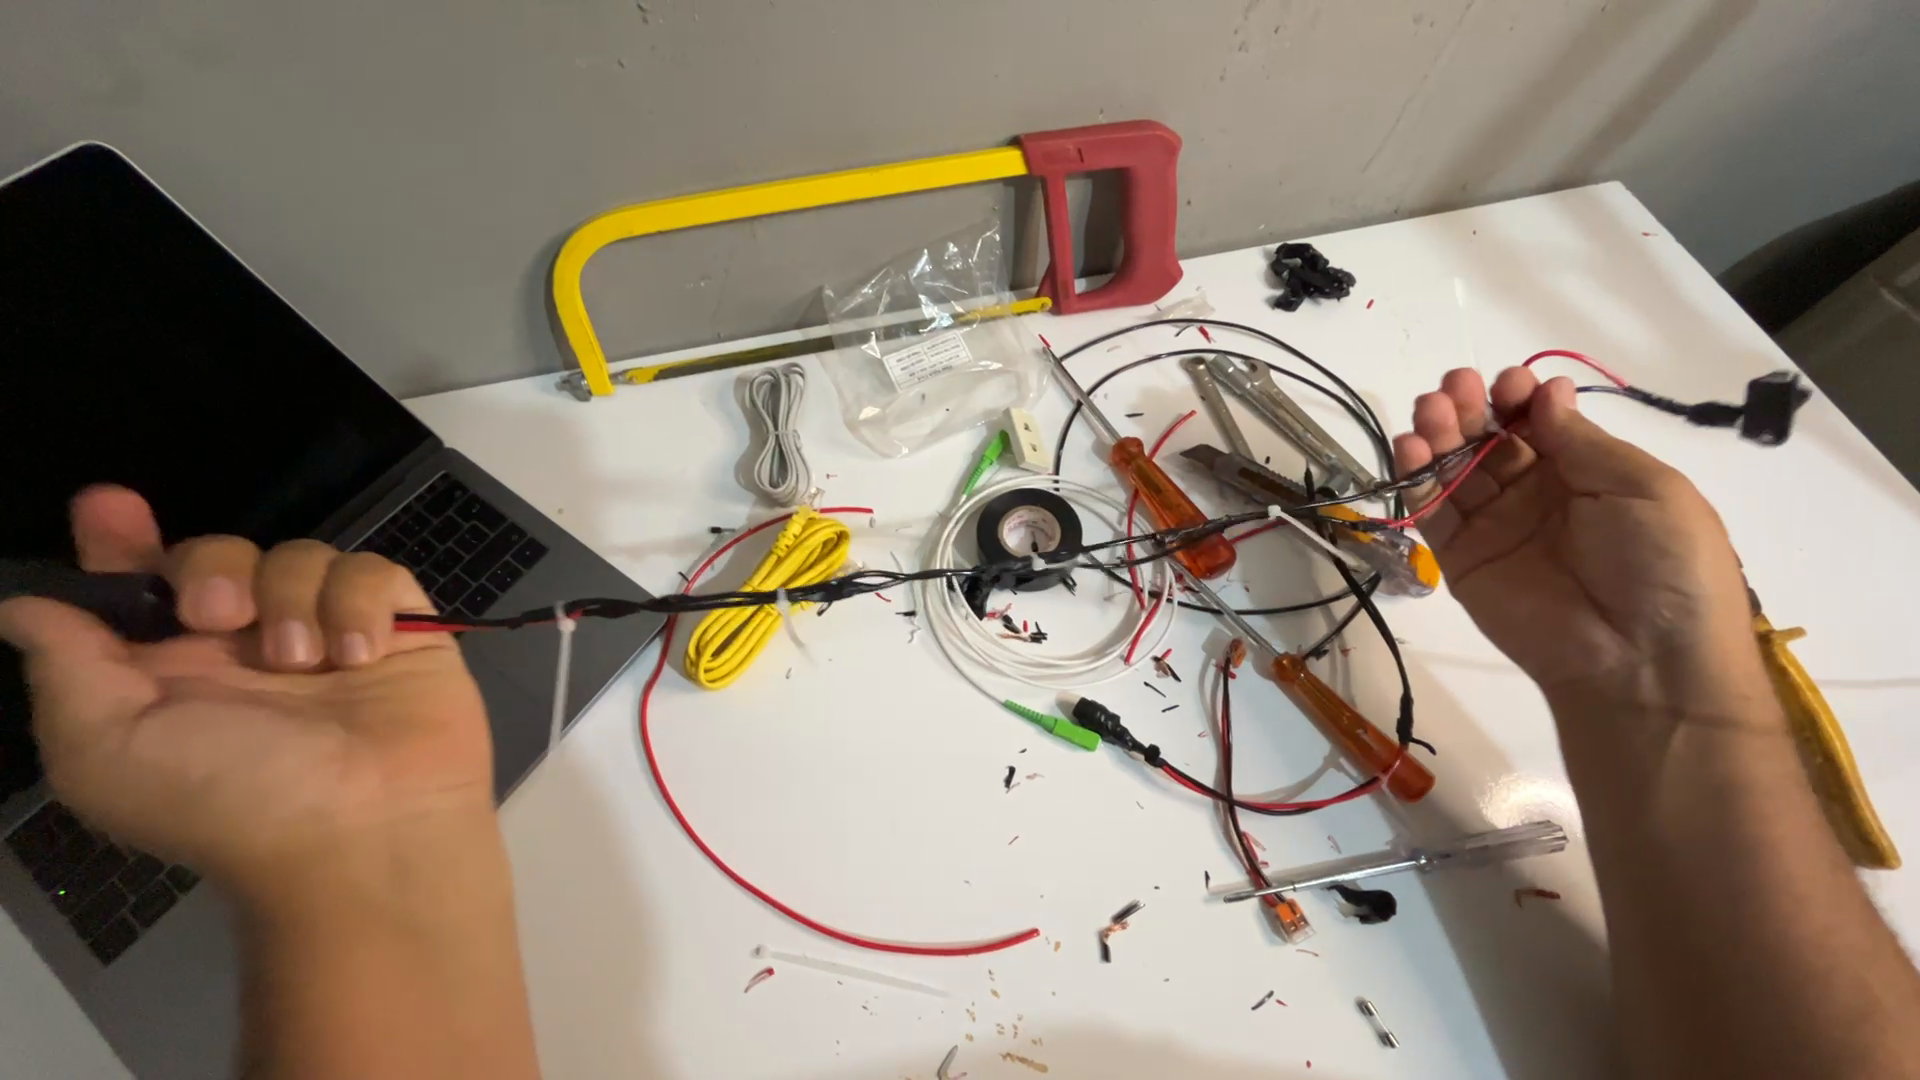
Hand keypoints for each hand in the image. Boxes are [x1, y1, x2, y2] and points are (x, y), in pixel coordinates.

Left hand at [0, 485, 493, 902]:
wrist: (367, 823)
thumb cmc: (231, 794)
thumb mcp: (110, 749)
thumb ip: (69, 667)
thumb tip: (33, 605)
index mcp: (176, 669)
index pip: (142, 587)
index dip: (121, 542)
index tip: (110, 504)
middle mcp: (253, 643)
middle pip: (223, 554)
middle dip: (216, 568)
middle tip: (226, 621)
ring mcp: (334, 632)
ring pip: (306, 555)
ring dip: (298, 598)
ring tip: (312, 662)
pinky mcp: (404, 629)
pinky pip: (378, 572)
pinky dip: (363, 602)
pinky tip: (364, 651)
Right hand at [1392, 369, 1762, 708]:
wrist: (1637, 658)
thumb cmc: (1661, 563)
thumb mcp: (1643, 488)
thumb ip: (1580, 441)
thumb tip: (1544, 393)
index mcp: (1586, 474)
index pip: (1538, 424)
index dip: (1518, 398)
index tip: (1507, 382)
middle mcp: (1534, 494)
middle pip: (1489, 441)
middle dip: (1470, 408)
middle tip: (1454, 386)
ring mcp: (1493, 526)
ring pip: (1454, 469)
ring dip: (1438, 434)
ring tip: (1428, 409)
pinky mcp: (1459, 557)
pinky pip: (1431, 512)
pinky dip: (1415, 479)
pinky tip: (1409, 447)